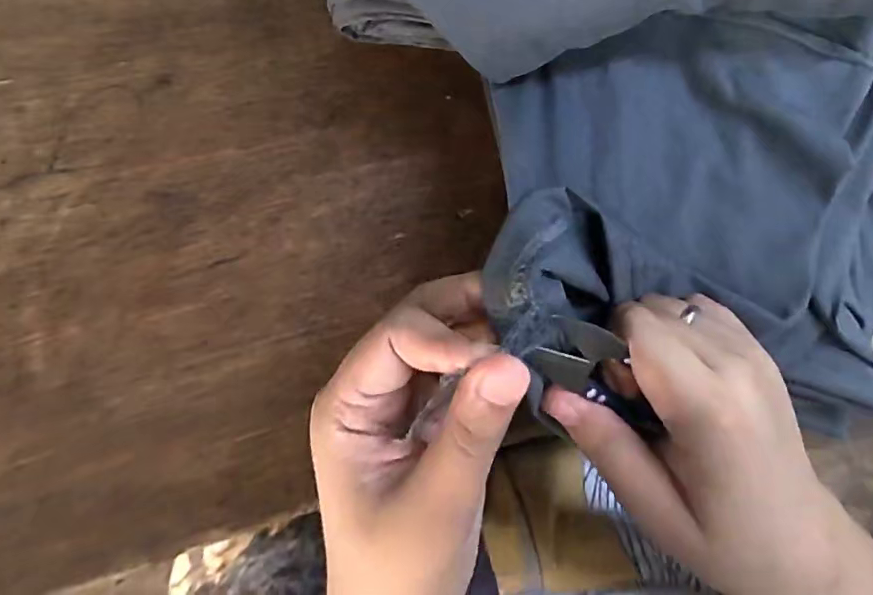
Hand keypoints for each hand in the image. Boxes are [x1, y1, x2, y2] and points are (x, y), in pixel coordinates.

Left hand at [310, 273, 529, 594]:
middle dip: (463, 307)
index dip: (445, 336)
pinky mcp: (422, 408)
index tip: (497, 355)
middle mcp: (367, 385)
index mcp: (347, 404)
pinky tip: (515, 348)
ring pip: (436, 332)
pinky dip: (483, 350)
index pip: (395, 337)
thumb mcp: (440, 502)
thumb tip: (513, 360)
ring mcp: (395, 394)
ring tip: (525, 320)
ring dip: (477, 323)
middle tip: (519, 305)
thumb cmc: (403, 571)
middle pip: (414, 320)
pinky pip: (452, 362)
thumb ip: (473, 429)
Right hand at [545, 294, 872, 594]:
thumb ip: (606, 445)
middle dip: (629, 338)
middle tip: (637, 396)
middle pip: (654, 307)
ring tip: (664, 383)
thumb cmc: (724, 538)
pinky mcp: (760, 346)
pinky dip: (682, 324)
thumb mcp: (656, 510)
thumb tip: (552, 393)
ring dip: (655, 330)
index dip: (612, 348)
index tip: (617, 392)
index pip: (640, 325)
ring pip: (675, 301)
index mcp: (708, 404)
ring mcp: (752, 348)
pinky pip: (703, 307)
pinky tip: (687, 367)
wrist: (805, 544)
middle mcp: (734, 361)